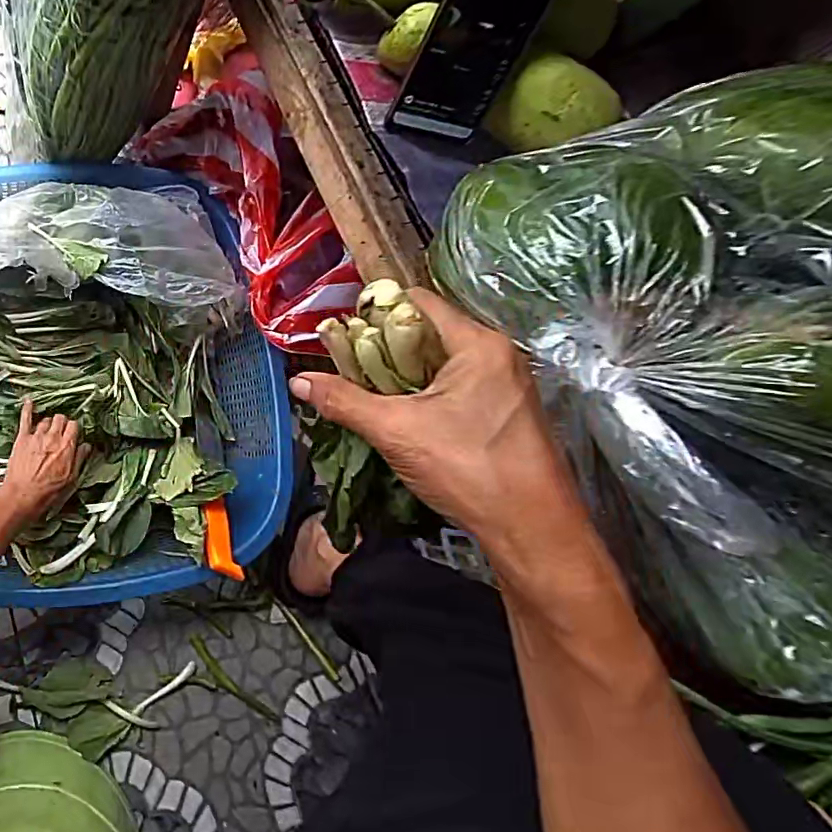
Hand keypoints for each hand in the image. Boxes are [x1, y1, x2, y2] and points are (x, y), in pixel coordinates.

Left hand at [0, 399, 87, 524]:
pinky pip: (25, 418)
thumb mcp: (72, 478)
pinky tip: (29, 401)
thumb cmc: (48, 491)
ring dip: (48, 423)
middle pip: (60, 418)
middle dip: (62, 422)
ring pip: (45, 419)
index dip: (73, 428)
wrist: (23, 495)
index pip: (74, 426)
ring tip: (48, 429)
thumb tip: (86, 447)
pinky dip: (27, 408)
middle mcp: (52, 438)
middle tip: (61, 430)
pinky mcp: (22, 439)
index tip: (73, 432)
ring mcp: (36, 436)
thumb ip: (80, 459)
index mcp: (66, 446)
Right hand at [290, 288, 589, 557]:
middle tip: (345, 363)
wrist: (533, 530)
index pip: (417, 301)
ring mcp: (502, 382)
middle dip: (381, 344)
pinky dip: (419, 388)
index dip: (374, 310)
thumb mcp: (396, 431)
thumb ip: (344, 401)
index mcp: (478, 344)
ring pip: (436, 359)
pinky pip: (450, 381)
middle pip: (425, 329)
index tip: (341, 333)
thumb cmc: (470, 469)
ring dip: (398, 369)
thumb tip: (298, 381)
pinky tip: (395, 410)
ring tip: (363, 387)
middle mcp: (495, 353)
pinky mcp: (500, 408)